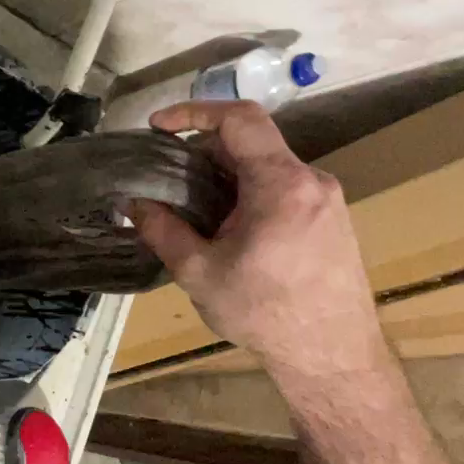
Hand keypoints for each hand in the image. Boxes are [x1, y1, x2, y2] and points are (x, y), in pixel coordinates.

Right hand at [130, 101, 387, 381]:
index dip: (195, 112)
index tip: (158, 126)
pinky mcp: (330, 219)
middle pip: (251, 143)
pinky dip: (245, 194)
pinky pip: (281, 189)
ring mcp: (325, 199)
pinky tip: (224, 228)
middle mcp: (310, 180)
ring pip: (266, 168)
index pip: (240, 119)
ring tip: (188, 208)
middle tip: (164, 177)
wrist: (330, 350)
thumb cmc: (262, 310)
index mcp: (280, 184)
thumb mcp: (198, 271)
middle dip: (202, 152)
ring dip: (223, 177)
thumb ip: (163, 231)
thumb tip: (134, 204)